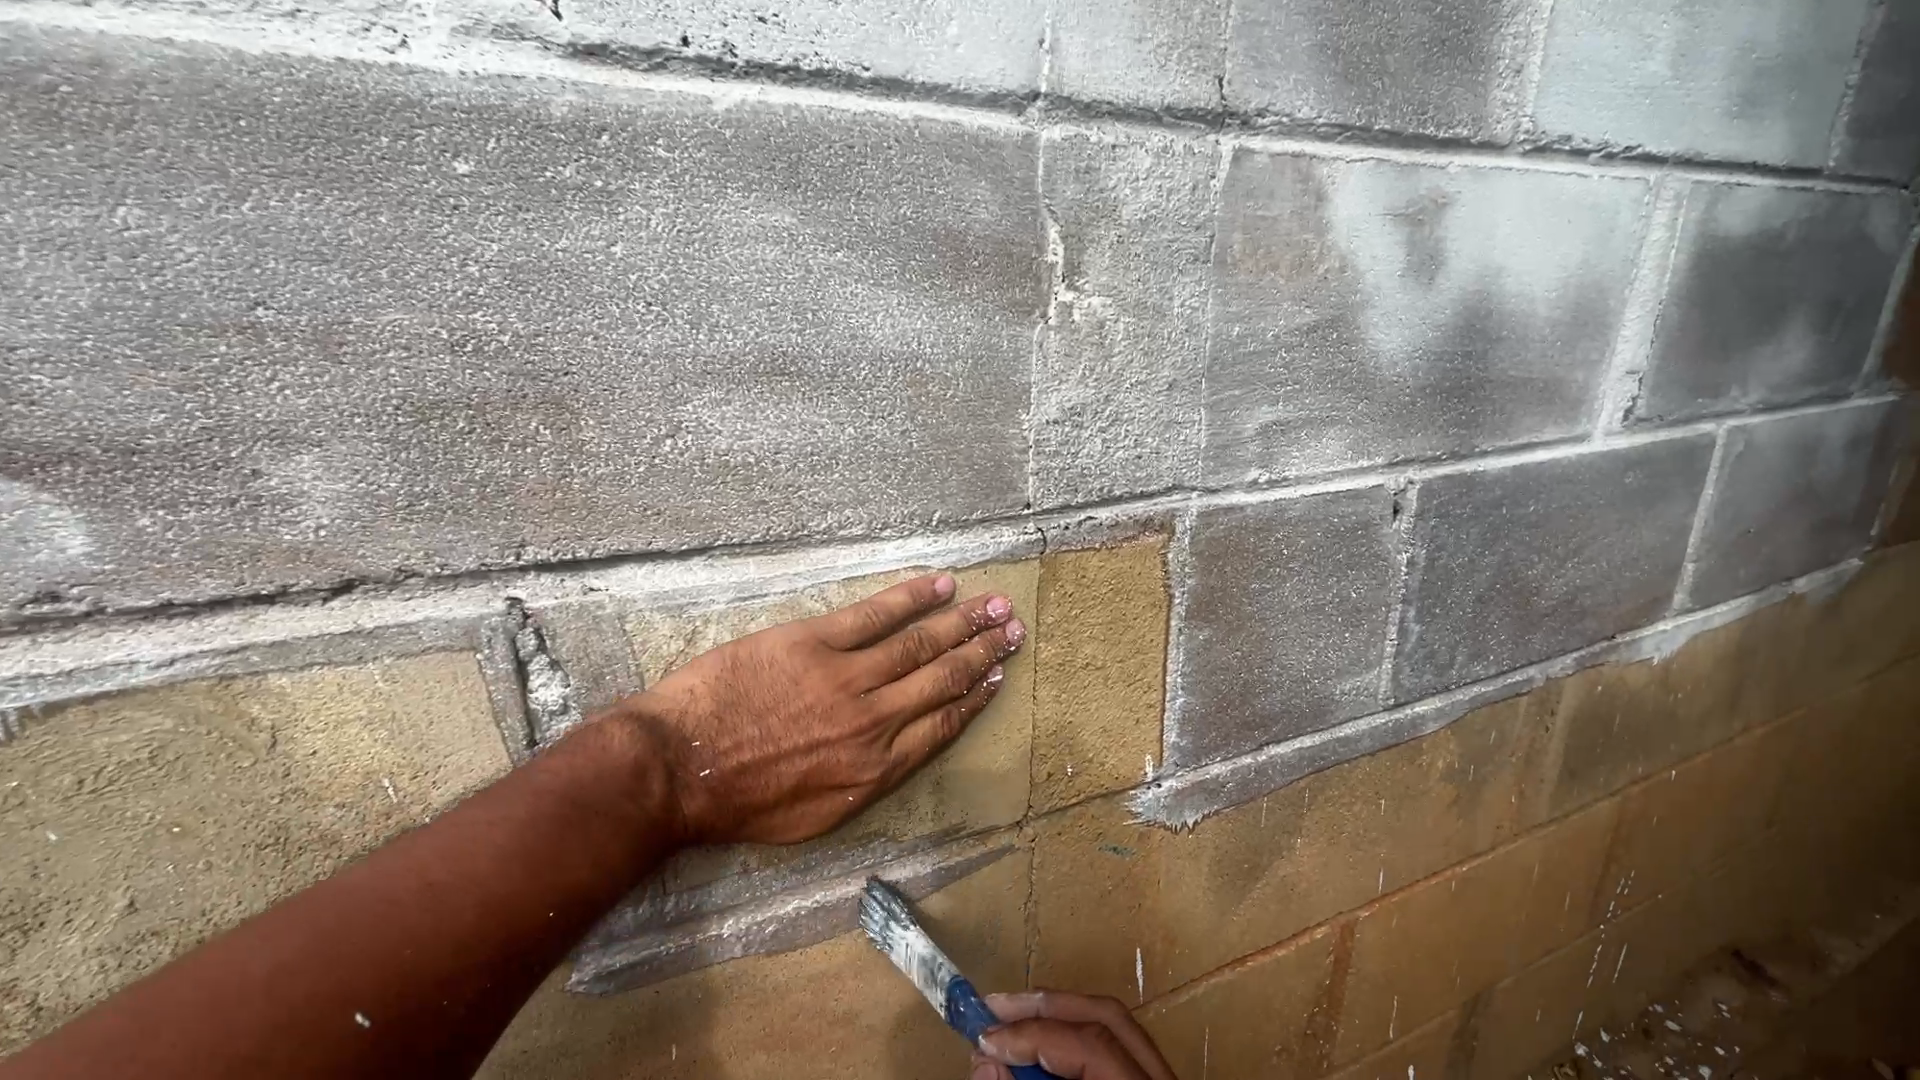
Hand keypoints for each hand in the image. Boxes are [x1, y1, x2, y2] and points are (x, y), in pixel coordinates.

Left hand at [611, 572, 1024, 845]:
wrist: (678, 770)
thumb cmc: (739, 803)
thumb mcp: (815, 817)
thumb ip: (864, 784)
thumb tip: (893, 756)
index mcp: (877, 769)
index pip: (942, 726)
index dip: (975, 698)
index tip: (997, 678)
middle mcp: (876, 721)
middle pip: (943, 679)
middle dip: (983, 652)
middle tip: (1013, 630)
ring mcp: (848, 677)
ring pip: (920, 643)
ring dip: (962, 621)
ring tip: (993, 605)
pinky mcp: (815, 642)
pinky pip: (875, 615)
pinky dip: (912, 598)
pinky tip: (940, 584)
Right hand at [971, 991, 1177, 1079]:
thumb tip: (984, 1058)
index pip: (1092, 1044)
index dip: (1033, 1035)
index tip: (986, 1040)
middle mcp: (1164, 1079)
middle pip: (1106, 1015)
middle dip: (1043, 1006)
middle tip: (992, 1010)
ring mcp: (1163, 1077)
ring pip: (1113, 1021)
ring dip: (1055, 1014)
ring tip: (1009, 1019)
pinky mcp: (1151, 1078)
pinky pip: (1115, 1042)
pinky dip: (1073, 1036)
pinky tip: (1042, 1043)